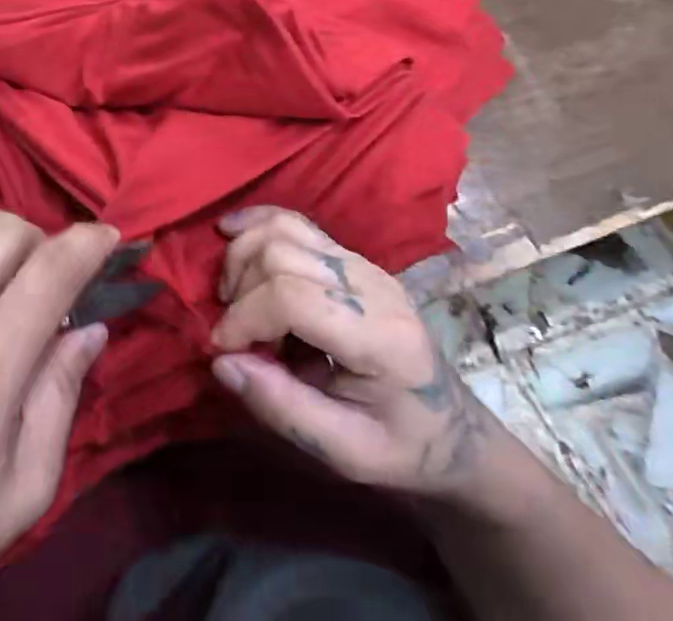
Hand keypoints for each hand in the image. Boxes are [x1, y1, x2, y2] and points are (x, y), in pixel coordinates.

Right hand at [209, 206, 491, 498]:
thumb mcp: (346, 450)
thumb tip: (221, 362)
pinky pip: (293, 222)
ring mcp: (362, 264)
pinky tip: (231, 233)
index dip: (243, 318)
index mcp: (380, 337)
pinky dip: (256, 224)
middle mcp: (373, 286)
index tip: (223, 350)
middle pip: (279, 254)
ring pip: (282, 229)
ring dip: (242, 256)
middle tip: (234, 331)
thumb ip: (281, 407)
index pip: (290, 297)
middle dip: (239, 288)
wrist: (451, 428)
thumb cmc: (401, 445)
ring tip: (233, 296)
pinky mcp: (349, 257)